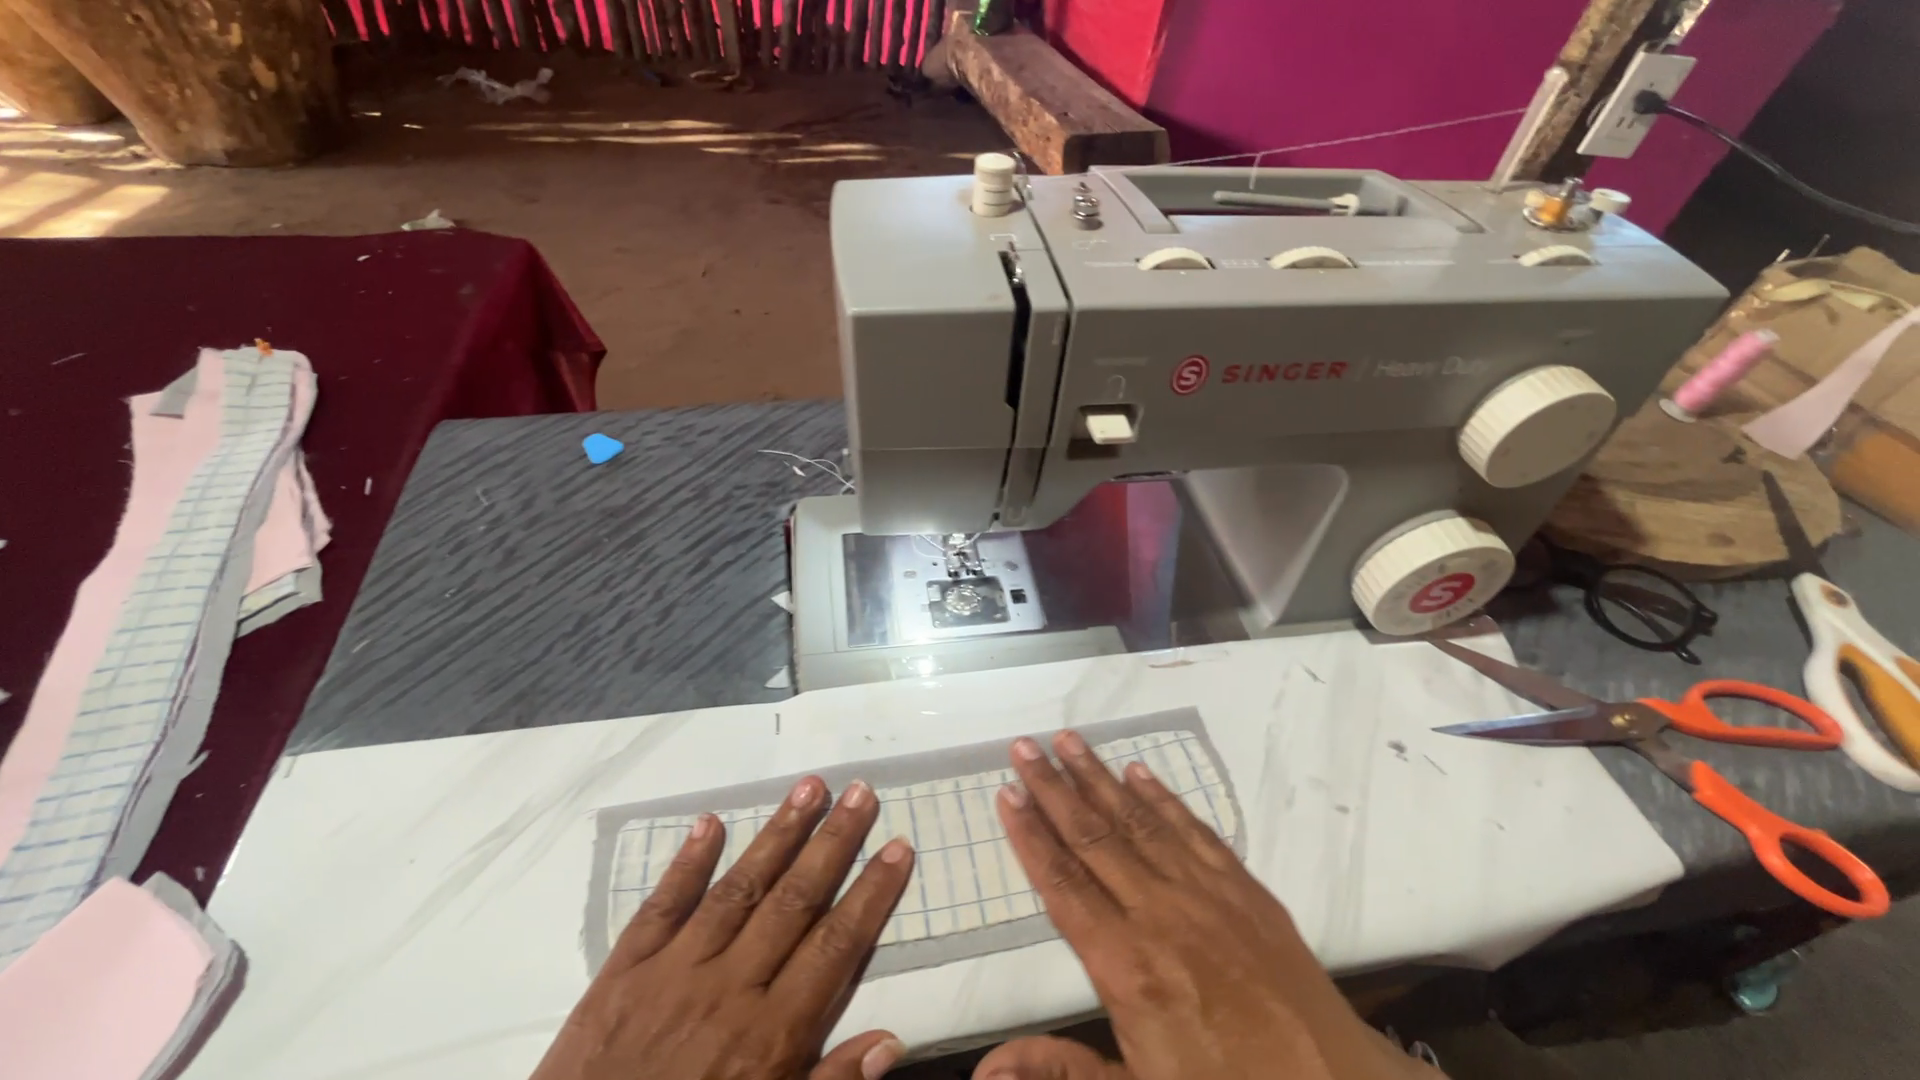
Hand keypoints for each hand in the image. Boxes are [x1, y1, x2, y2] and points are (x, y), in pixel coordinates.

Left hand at [531, 775, 915, 1079]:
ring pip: (739, 888)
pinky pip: (662, 905)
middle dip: (832, 843)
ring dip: (777, 834)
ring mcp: (674, 971)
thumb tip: (890, 1040)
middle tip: (859, 793)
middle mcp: (728, 988)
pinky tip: (711, 821)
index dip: (871, 894)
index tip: (897, 848)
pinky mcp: (624, 969)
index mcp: (769, 1035)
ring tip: (809, 787)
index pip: (834, 946)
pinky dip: (687, 862)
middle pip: (793, 901)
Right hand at [976, 732, 1442, 1079]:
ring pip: (1140, 821)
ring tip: (1069, 741)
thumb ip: (1059, 1069)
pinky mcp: (1245, 889)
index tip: (1006, 794)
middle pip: (1094, 837)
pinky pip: (1195, 830)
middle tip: (1024, 746)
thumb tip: (982, 1071)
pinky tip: (1140, 773)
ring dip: (1100, 777)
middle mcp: (1160, 913)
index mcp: (1126, 964)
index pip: (1063, 884)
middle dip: (1053, 788)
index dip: (1030, 836)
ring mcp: (1206, 894)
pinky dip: (1163, 798)